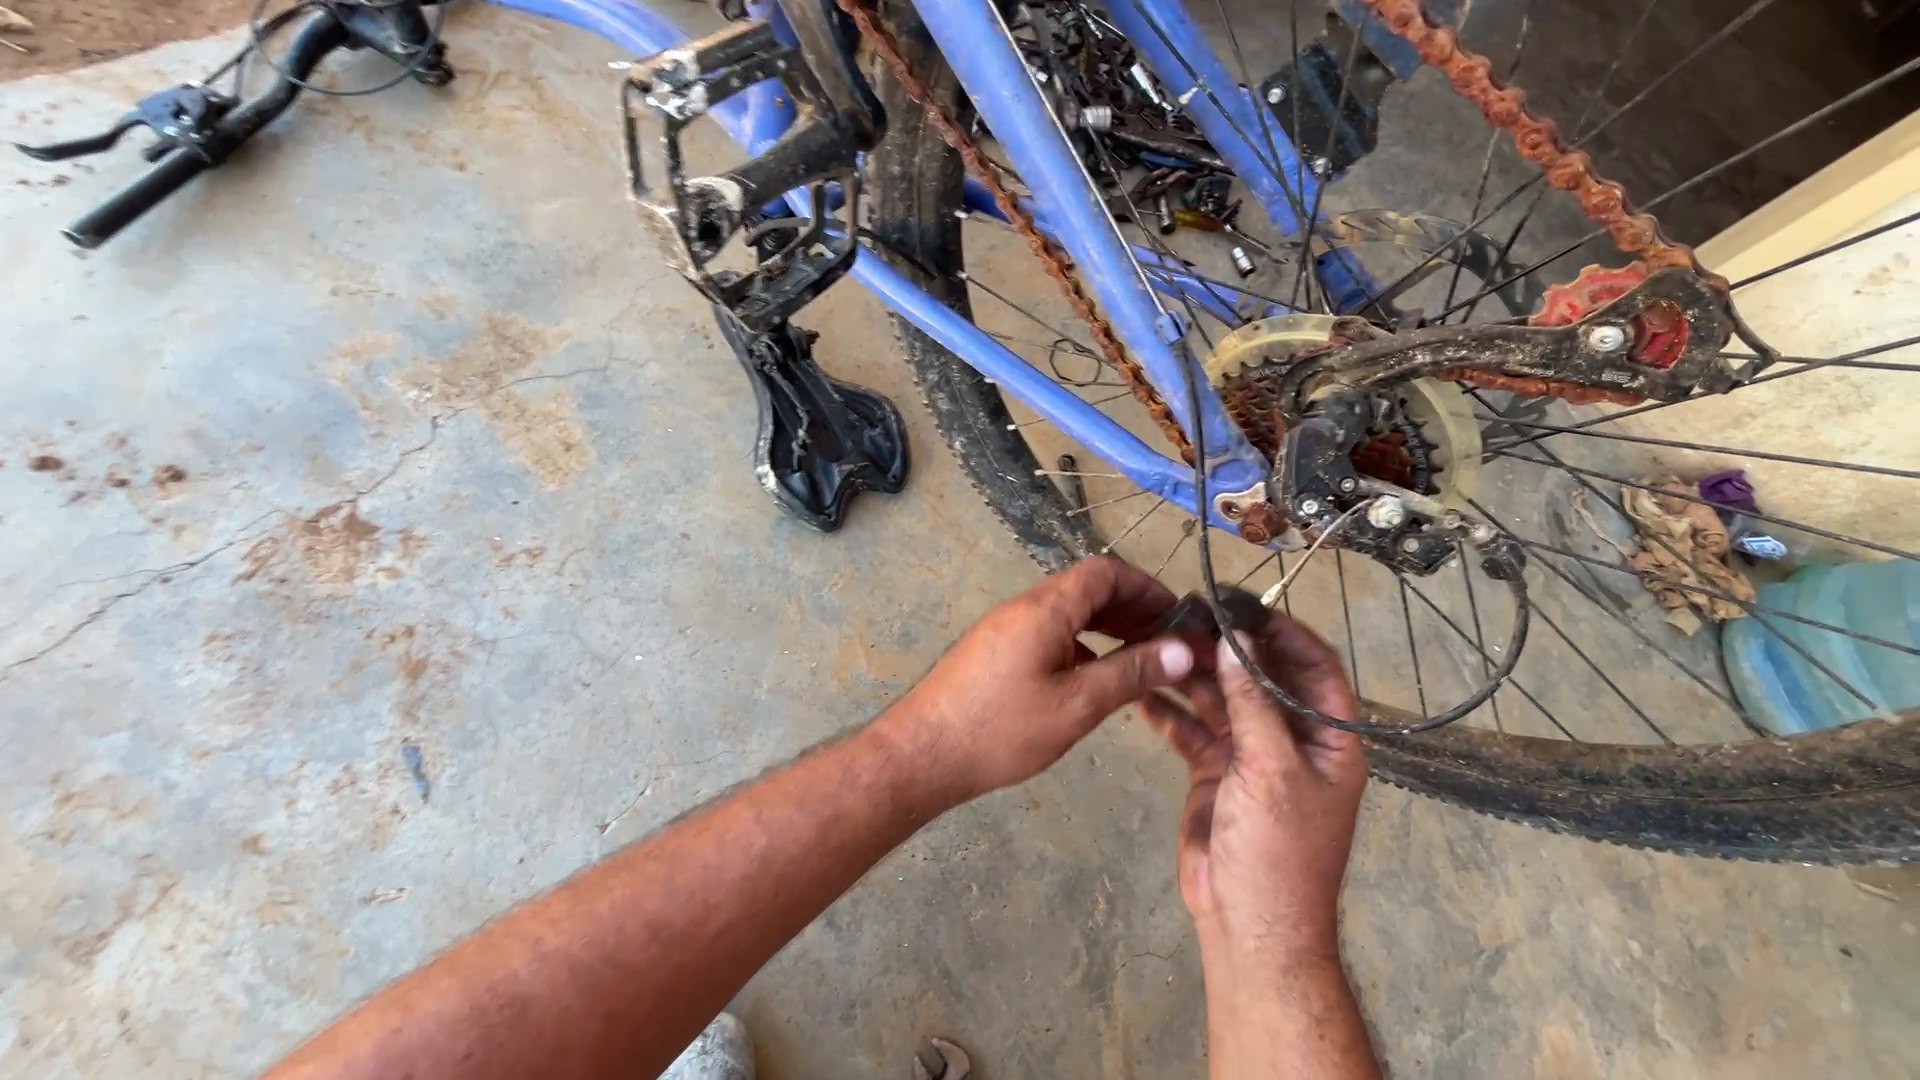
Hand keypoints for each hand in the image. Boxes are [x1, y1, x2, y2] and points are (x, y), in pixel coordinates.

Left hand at [875, 556, 1195, 806]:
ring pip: (1067, 612)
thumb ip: (1130, 673)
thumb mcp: (1076, 704)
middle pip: (1087, 588)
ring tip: (1141, 658)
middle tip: (1168, 641)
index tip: (1178, 616)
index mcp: (1045, 607)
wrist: (922, 753)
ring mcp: (1006, 628)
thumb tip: (1183, 650)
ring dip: (1108, 627)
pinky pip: (1048, 632)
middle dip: (1133, 608)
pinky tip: (1094, 676)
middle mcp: (1024, 606)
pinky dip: (1081, 643)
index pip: (1105, 571)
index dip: (1147, 587)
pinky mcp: (995, 651)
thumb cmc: (1001, 728)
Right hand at [1137, 617, 1366, 965]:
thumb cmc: (1279, 848)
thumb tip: (1234, 642)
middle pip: (1259, 679)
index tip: (1244, 606)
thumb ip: (1252, 703)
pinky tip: (1142, 691)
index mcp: (1328, 739)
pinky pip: (1191, 730)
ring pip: (1220, 701)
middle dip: (1226, 651)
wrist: (1249, 922)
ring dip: (1192, 675)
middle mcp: (1290, 740)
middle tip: (1185, 616)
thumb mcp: (1272, 770)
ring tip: (1157, 643)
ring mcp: (1249, 755)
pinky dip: (1168, 712)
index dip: (1285, 635)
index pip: (1314, 669)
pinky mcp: (1214, 771)